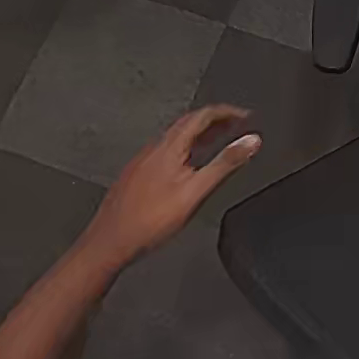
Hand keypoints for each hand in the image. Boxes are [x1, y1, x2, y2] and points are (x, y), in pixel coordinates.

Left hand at [75, 105, 262, 269]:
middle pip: (190, 122)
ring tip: (221, 140)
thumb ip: (226, 163)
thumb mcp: (197, 191)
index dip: (228, 112)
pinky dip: (188, 147)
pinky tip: (192, 163)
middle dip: (217, 120)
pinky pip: (167, 150)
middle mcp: (154, 149)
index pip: (203, 115)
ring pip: (177, 136)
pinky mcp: (137, 174)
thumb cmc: (148, 222)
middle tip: (238, 124)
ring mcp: (143, 161)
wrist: (107, 246)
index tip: (245, 116)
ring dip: (203, 133)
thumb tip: (251, 141)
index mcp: (169, 148)